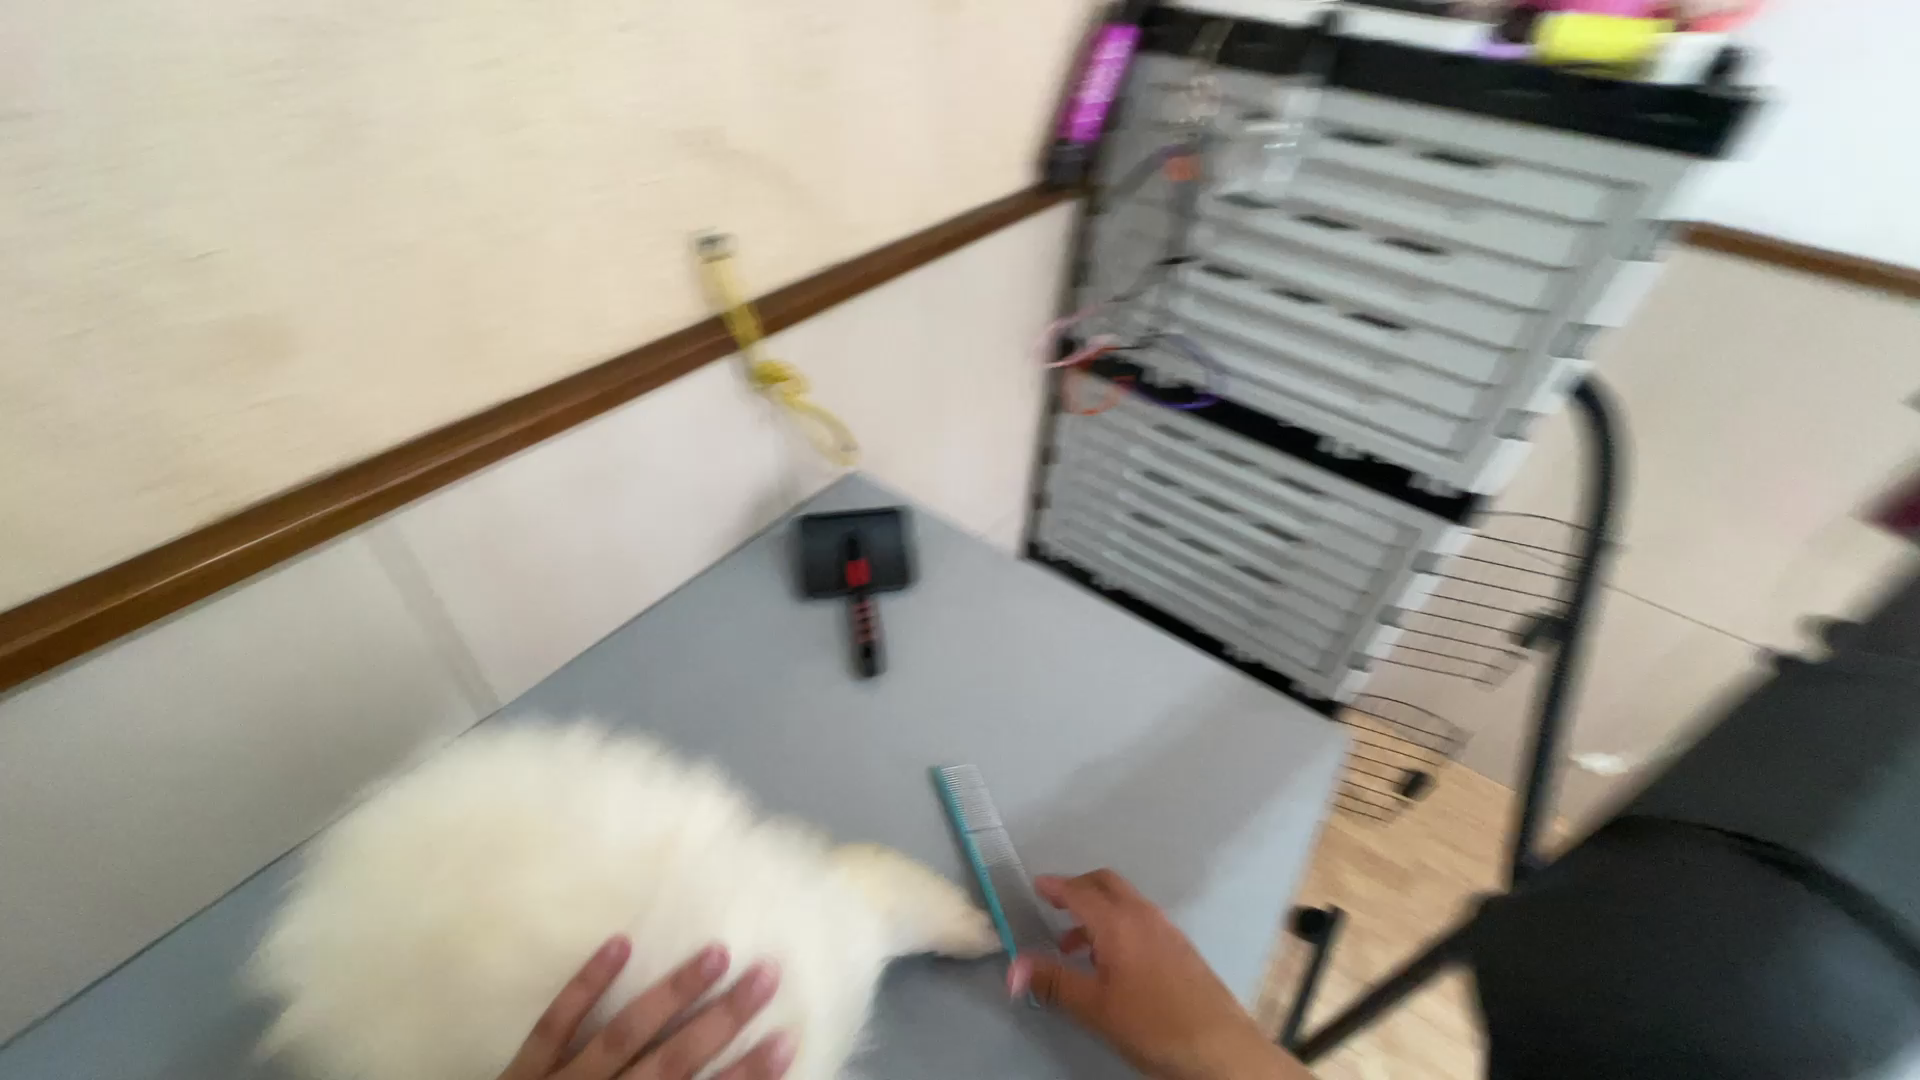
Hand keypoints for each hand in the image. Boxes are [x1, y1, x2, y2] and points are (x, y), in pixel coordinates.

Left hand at [499, 935, 794, 1079]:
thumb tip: (718, 1075)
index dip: (747, 1074)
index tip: (787, 1037)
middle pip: (672, 1062)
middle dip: (723, 1020)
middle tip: (767, 972)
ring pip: (623, 1035)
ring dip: (672, 995)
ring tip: (717, 951)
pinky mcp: (521, 1074)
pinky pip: (553, 1026)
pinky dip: (584, 988)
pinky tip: (620, 944)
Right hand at [1008, 871, 1309, 1079]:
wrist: (1221, 1049)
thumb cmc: (1152, 1024)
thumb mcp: (1095, 1007)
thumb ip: (1053, 982)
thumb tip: (1012, 968)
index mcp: (1117, 922)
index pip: (1079, 891)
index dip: (1055, 886)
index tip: (1037, 886)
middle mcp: (1142, 914)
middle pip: (1104, 883)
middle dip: (1077, 888)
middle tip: (1055, 905)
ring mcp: (1165, 927)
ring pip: (1124, 900)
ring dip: (1097, 909)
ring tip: (1076, 945)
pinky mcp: (1180, 945)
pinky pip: (1140, 916)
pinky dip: (1118, 922)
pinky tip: (1114, 960)